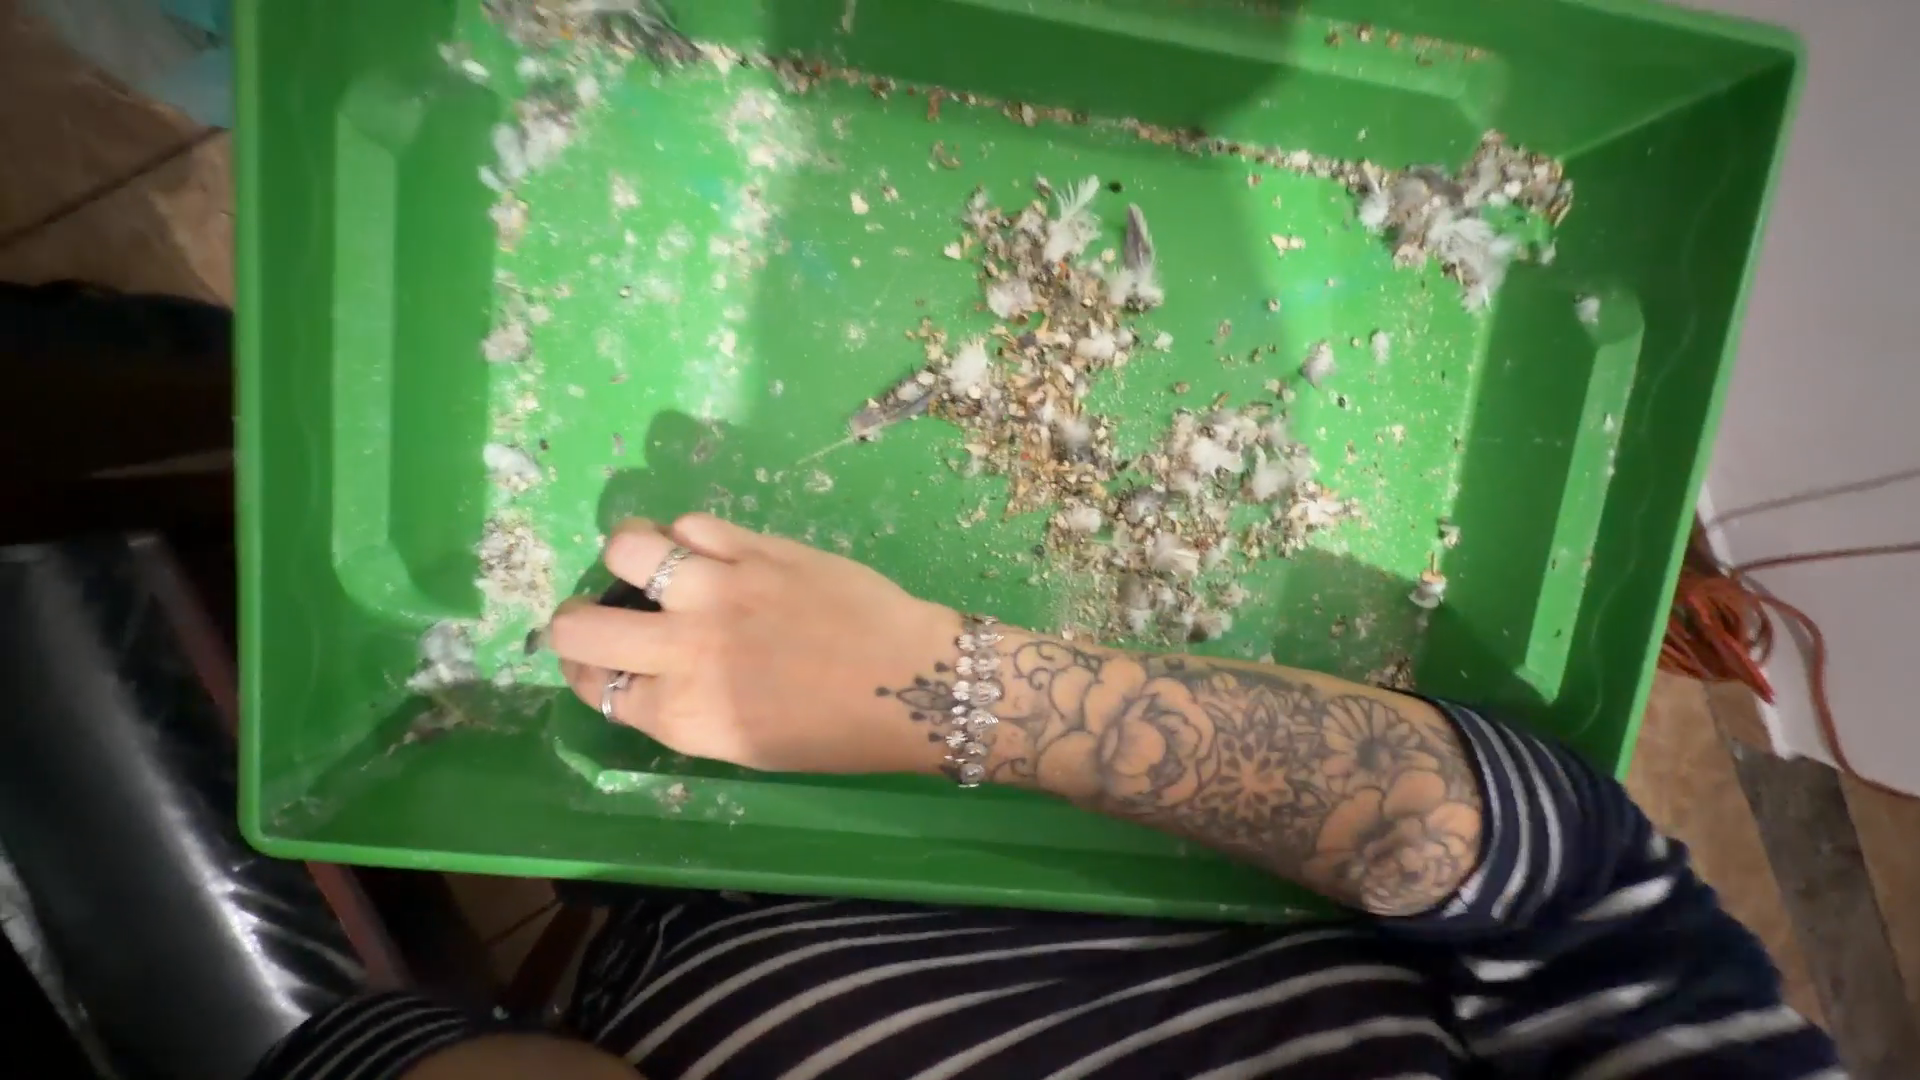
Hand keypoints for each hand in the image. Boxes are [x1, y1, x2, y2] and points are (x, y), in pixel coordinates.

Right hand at [547, 514, 959, 774]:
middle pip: (578, 626)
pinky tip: (711, 550)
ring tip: (657, 565)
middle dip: (575, 620)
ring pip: (628, 547)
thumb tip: (650, 672)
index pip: (595, 687)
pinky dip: (689, 535)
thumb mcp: (747, 745)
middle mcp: (685, 651)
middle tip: (603, 611)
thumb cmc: (837, 731)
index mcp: (681, 716)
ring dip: (631, 557)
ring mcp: (720, 590)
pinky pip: (692, 522)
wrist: (914, 682)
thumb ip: (687, 709)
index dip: (587, 672)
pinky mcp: (759, 548)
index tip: (598, 660)